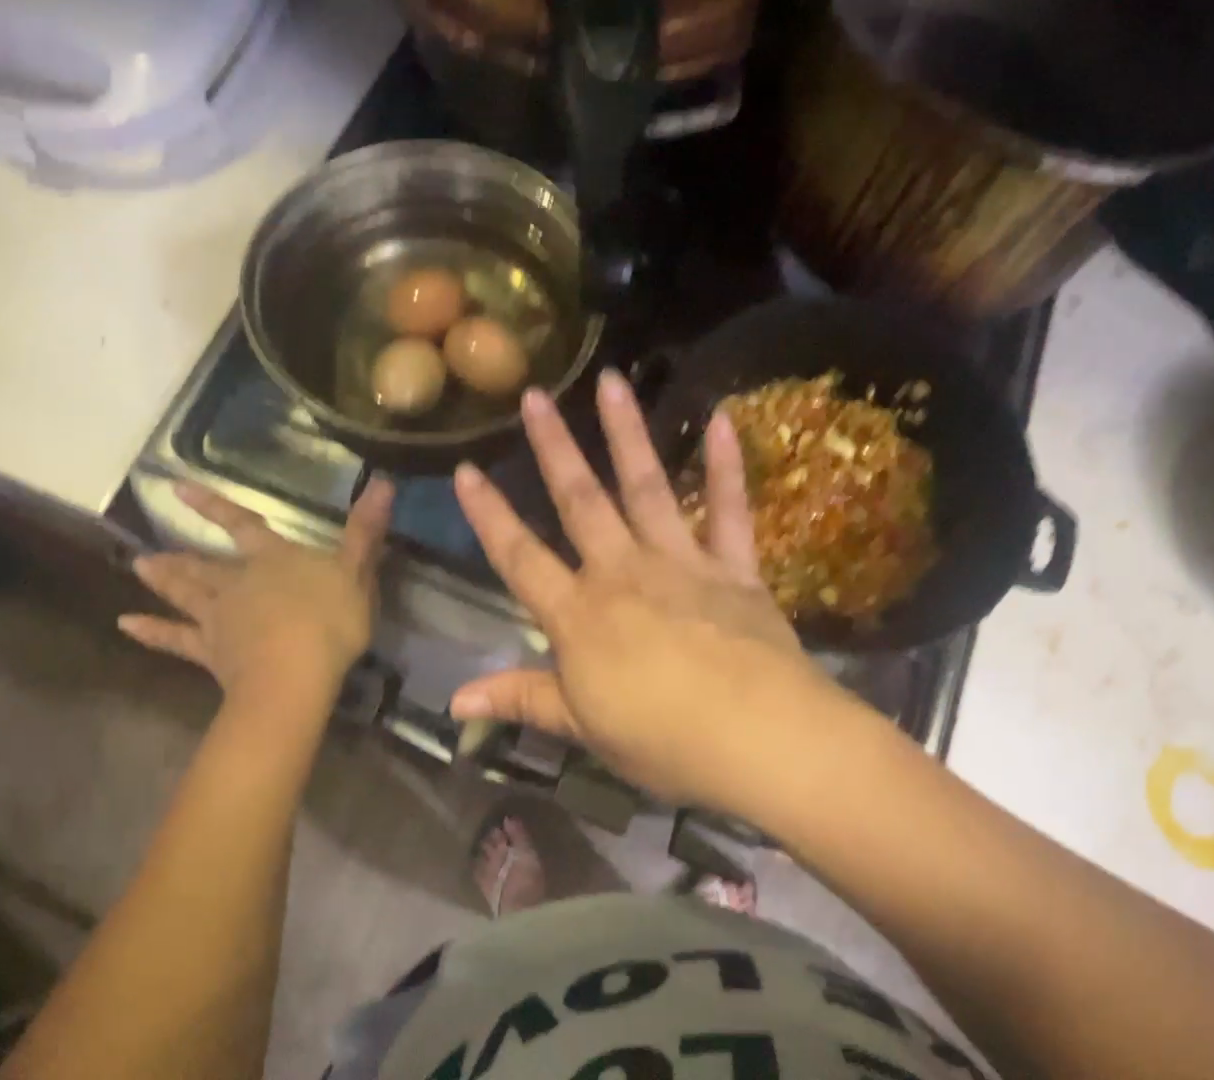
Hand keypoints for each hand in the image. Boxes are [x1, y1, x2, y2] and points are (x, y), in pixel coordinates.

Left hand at [120, 478, 395, 706]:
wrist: (294, 674)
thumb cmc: (329, 622)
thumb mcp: (357, 573)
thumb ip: (366, 530)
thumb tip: (385, 481)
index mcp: (273, 559)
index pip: (242, 525)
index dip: (213, 506)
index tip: (177, 487)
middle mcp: (239, 582)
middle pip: (205, 565)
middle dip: (182, 555)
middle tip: (149, 548)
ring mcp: (220, 618)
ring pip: (186, 595)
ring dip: (163, 581)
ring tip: (139, 568)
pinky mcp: (211, 652)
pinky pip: (175, 639)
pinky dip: (151, 632)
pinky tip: (126, 625)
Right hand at [451, 371, 842, 812]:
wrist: (760, 738)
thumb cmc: (663, 741)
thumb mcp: (584, 728)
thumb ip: (523, 700)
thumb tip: (453, 700)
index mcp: (579, 615)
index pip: (519, 557)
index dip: (488, 515)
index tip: (465, 469)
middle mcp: (623, 573)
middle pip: (580, 501)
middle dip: (553, 447)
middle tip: (535, 394)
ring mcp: (682, 564)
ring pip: (646, 487)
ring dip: (627, 434)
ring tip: (611, 382)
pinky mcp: (735, 569)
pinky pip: (730, 510)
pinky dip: (727, 467)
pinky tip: (723, 420)